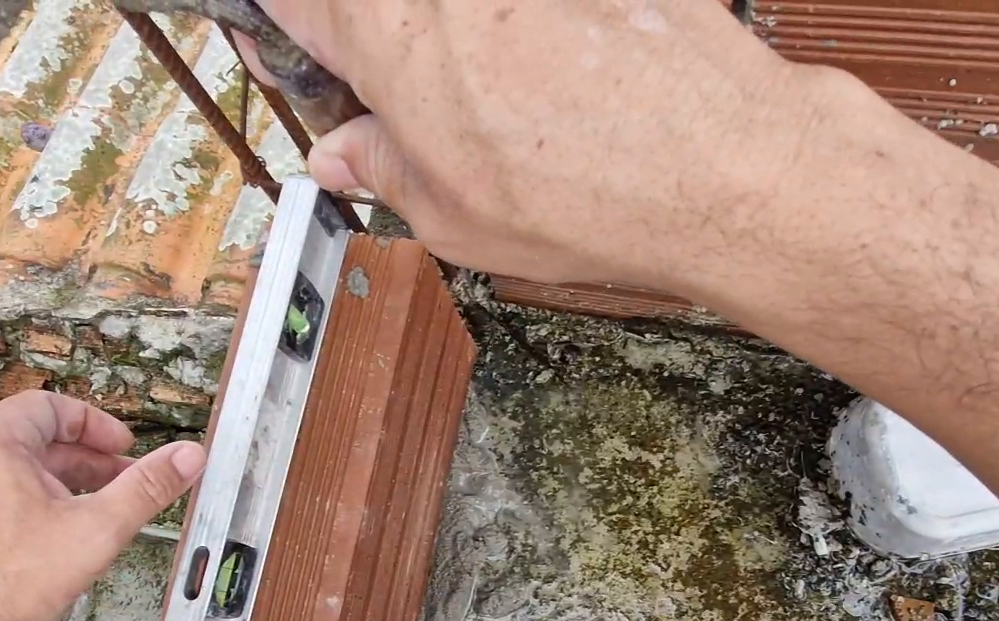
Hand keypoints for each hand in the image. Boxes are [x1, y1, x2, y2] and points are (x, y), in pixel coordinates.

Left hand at [0, 392, 206, 620]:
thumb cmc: (14, 580)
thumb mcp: (100, 528)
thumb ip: (148, 487)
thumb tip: (189, 456)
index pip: (48, 407)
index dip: (95, 425)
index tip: (123, 449)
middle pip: (29, 438)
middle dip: (82, 459)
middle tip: (119, 483)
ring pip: (5, 467)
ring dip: (53, 480)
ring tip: (87, 512)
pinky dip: (20, 501)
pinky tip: (44, 537)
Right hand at [248, 0, 834, 289]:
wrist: (713, 167)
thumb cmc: (588, 198)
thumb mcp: (452, 222)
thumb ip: (381, 173)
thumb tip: (344, 156)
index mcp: (392, 33)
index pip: (292, 2)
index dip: (284, 33)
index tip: (303, 65)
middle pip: (381, 6)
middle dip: (379, 49)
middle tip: (405, 107)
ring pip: (456, 11)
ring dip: (458, 47)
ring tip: (498, 107)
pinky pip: (521, 10)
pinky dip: (521, 37)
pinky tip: (551, 83)